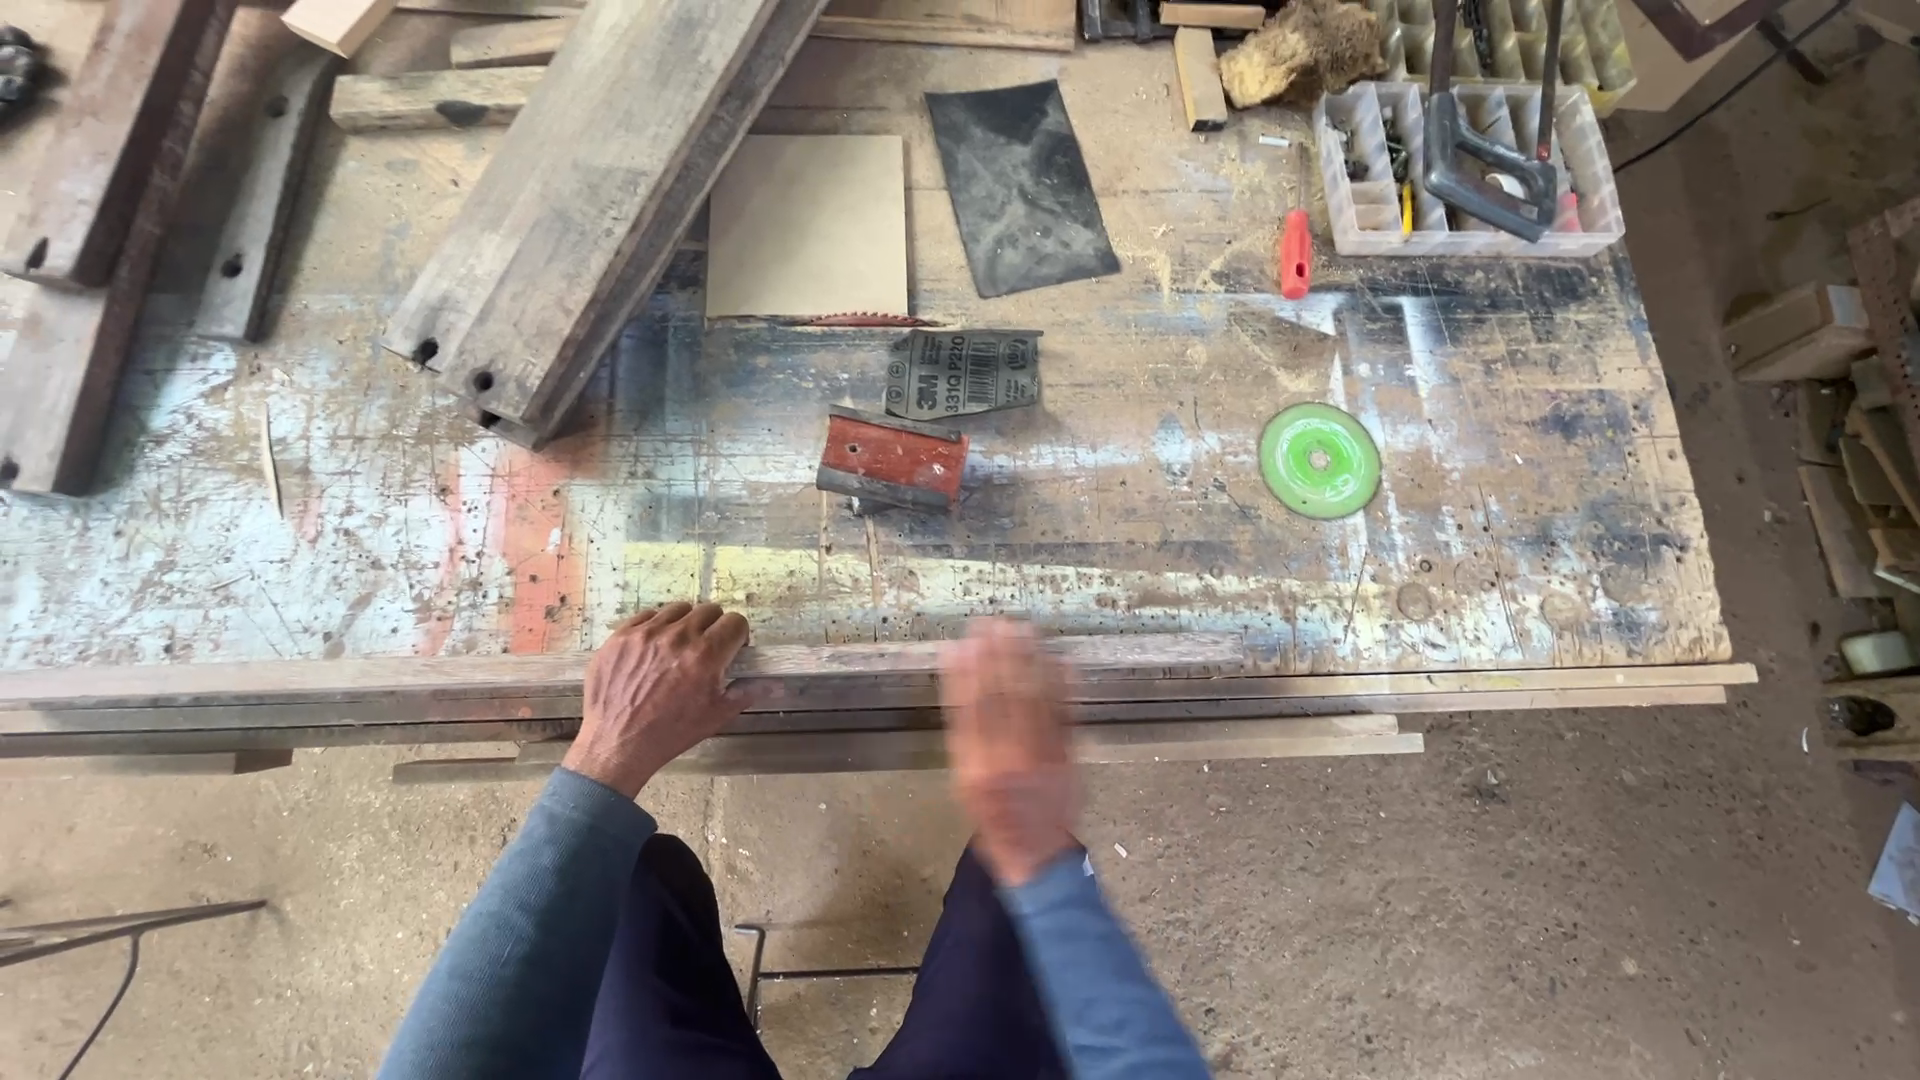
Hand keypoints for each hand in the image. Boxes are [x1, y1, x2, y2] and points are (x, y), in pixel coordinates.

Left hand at [563, 602, 755, 797]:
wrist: (616, 744)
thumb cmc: (670, 733)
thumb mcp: (716, 716)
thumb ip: (747, 692)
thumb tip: (775, 684)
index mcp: (705, 656)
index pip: (735, 622)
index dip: (738, 635)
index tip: (732, 647)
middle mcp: (677, 637)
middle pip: (708, 610)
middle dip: (713, 627)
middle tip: (706, 648)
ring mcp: (645, 634)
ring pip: (678, 609)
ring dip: (685, 623)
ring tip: (678, 646)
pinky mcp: (620, 636)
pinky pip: (646, 616)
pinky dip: (655, 627)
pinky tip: (653, 648)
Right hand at [938, 618, 1080, 886]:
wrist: (1035, 852)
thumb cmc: (991, 813)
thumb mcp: (963, 779)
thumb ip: (963, 731)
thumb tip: (959, 679)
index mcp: (977, 767)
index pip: (972, 709)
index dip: (970, 671)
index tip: (969, 639)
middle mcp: (1009, 760)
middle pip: (1004, 698)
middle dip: (999, 656)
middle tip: (996, 622)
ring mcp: (1043, 758)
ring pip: (1035, 701)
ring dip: (1030, 662)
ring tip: (1023, 630)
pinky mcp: (1069, 758)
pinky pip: (1067, 716)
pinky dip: (1065, 687)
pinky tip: (1060, 660)